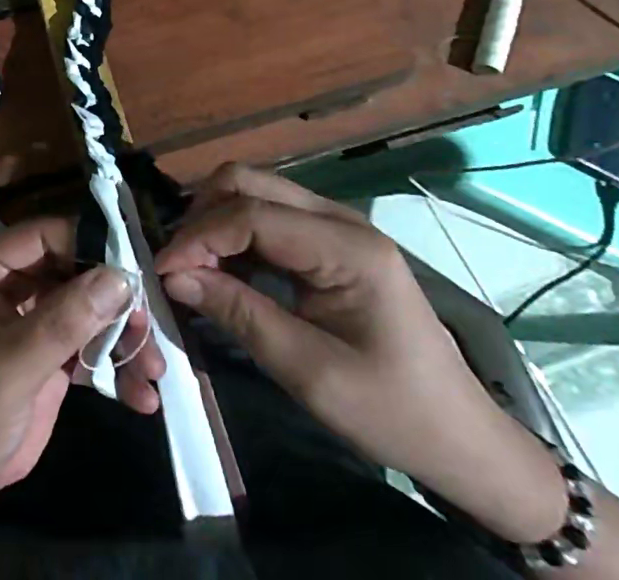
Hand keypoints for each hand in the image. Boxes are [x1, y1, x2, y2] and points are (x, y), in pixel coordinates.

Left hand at [0, 217, 162, 579]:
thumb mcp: (13, 366)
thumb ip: (65, 320)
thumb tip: (121, 277)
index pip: (45, 235)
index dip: (90, 244)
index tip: (136, 269)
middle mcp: (13, 284)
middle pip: (77, 268)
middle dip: (117, 299)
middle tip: (150, 327)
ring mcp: (36, 319)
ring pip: (93, 306)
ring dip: (125, 336)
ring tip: (153, 370)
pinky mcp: (54, 353)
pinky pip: (95, 344)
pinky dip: (119, 366)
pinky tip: (141, 397)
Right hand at [152, 164, 567, 542]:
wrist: (458, 436)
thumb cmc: (389, 409)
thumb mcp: (307, 370)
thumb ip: (238, 313)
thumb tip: (173, 276)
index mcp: (346, 247)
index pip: (250, 214)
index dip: (197, 238)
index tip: (160, 273)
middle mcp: (341, 220)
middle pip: (249, 183)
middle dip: (202, 217)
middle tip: (175, 267)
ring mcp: (337, 227)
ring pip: (255, 194)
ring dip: (215, 224)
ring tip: (192, 272)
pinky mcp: (331, 244)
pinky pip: (269, 220)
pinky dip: (235, 239)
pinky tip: (223, 275)